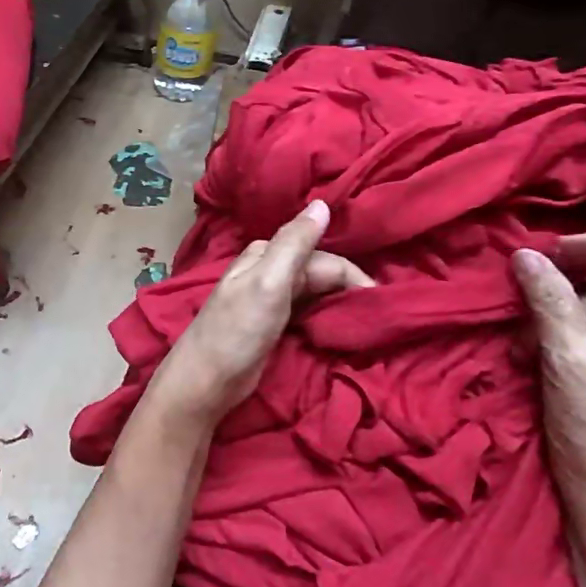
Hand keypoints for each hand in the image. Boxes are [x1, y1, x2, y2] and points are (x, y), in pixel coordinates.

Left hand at [148, 200, 374, 426]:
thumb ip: (294, 243)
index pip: (323, 256)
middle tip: (380, 316)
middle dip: (350, 289)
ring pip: (317, 292)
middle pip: (321, 272)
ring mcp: (271, 298)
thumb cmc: (236, 331)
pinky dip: (326, 316)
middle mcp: (270, 270)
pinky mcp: (274, 324)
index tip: (379, 300)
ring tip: (370, 322)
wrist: (205, 383)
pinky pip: (308, 311)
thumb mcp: (268, 282)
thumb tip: (322, 203)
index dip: (352, 275)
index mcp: (267, 253)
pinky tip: (342, 328)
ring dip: (341, 303)